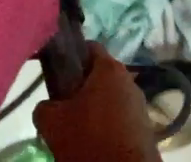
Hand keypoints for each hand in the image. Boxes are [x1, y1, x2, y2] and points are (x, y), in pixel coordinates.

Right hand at [33, 43, 160, 161]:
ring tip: (79, 130)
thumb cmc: (89, 140)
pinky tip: (95, 143)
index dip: (71, 57)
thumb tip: (49, 106)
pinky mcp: (146, 127)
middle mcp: (129, 80)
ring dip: (95, 109)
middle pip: (99, 75)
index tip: (58, 74)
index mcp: (109, 69)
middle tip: (64, 107)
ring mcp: (140, 104)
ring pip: (110, 98)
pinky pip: (121, 117)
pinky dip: (108, 125)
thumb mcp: (53, 123)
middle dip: (81, 88)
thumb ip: (44, 106)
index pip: (89, 47)